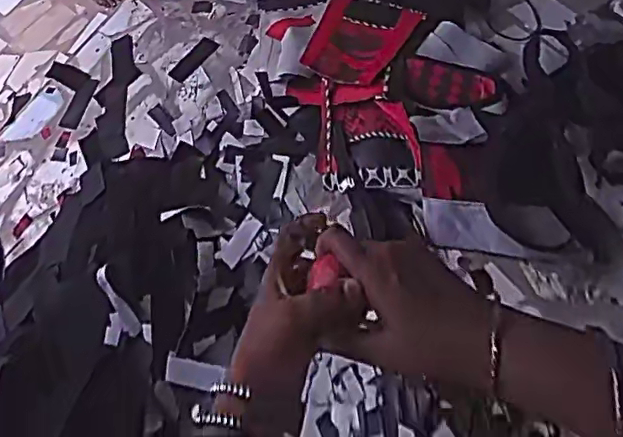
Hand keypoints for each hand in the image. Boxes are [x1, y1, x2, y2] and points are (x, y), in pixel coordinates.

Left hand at [229, 215, 367, 394]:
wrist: (259, 403)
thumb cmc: (261, 356)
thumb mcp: (295, 318)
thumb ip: (326, 299)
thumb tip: (353, 285)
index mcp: (275, 278)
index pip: (290, 239)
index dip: (307, 225)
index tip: (327, 220)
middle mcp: (286, 294)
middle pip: (312, 266)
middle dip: (333, 261)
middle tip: (355, 261)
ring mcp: (298, 317)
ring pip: (324, 293)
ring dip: (342, 290)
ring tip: (363, 290)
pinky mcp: (309, 340)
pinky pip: (331, 319)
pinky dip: (345, 316)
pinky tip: (359, 321)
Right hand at [313, 226, 494, 386]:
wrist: (486, 341)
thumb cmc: (435, 348)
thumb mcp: (384, 352)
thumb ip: (344, 339)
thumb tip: (317, 332)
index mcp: (373, 268)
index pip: (332, 237)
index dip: (320, 252)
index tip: (323, 279)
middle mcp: (388, 249)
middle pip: (351, 247)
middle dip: (344, 271)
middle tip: (349, 303)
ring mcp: (407, 249)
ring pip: (371, 252)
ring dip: (366, 273)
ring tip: (376, 308)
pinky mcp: (423, 254)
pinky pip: (391, 256)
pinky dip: (386, 272)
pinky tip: (399, 302)